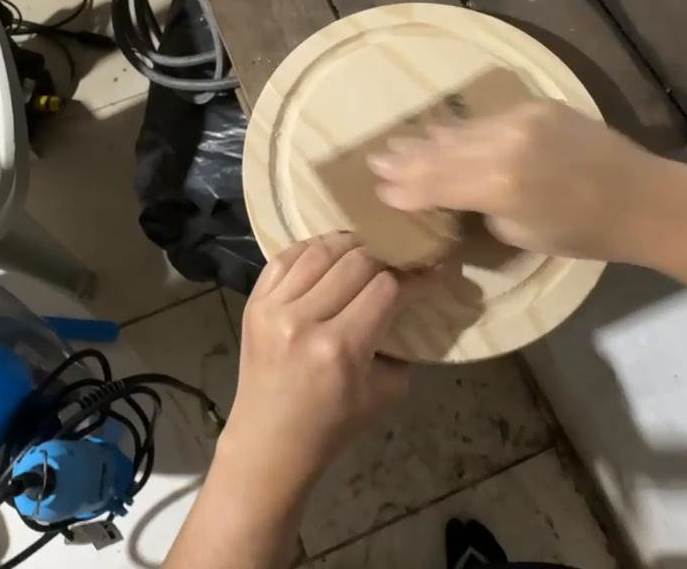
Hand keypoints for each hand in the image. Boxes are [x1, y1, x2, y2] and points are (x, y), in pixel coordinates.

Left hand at [221, 233, 409, 488]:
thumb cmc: (331, 425)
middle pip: (356, 262)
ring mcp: (274, 308)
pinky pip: (285, 258)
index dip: (414, 278)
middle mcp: (304, 320)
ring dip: (349, 244)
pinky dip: (311, 248)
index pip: (386, 289)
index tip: (432, 272)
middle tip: (399, 260)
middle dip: (385, 257)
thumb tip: (411, 301)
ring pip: (320, 252)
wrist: (269, 442)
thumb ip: (399, 345)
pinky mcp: (254, 302)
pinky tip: (328, 251)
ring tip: (366, 248)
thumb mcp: (383, 393)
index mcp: (340, 348)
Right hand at [366, 100, 680, 262]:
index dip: (406, 188)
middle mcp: (504, 143)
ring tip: (396, 142)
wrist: (645, 199)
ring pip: (460, 131)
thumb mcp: (521, 235)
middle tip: (374, 159)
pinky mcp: (536, 106)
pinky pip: (485, 121)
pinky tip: (440, 132)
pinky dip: (460, 130)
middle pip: (440, 152)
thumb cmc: (585, 234)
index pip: (437, 183)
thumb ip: (481, 208)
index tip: (379, 188)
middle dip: (406, 158)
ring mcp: (521, 119)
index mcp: (500, 184)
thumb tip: (453, 194)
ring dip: (427, 140)